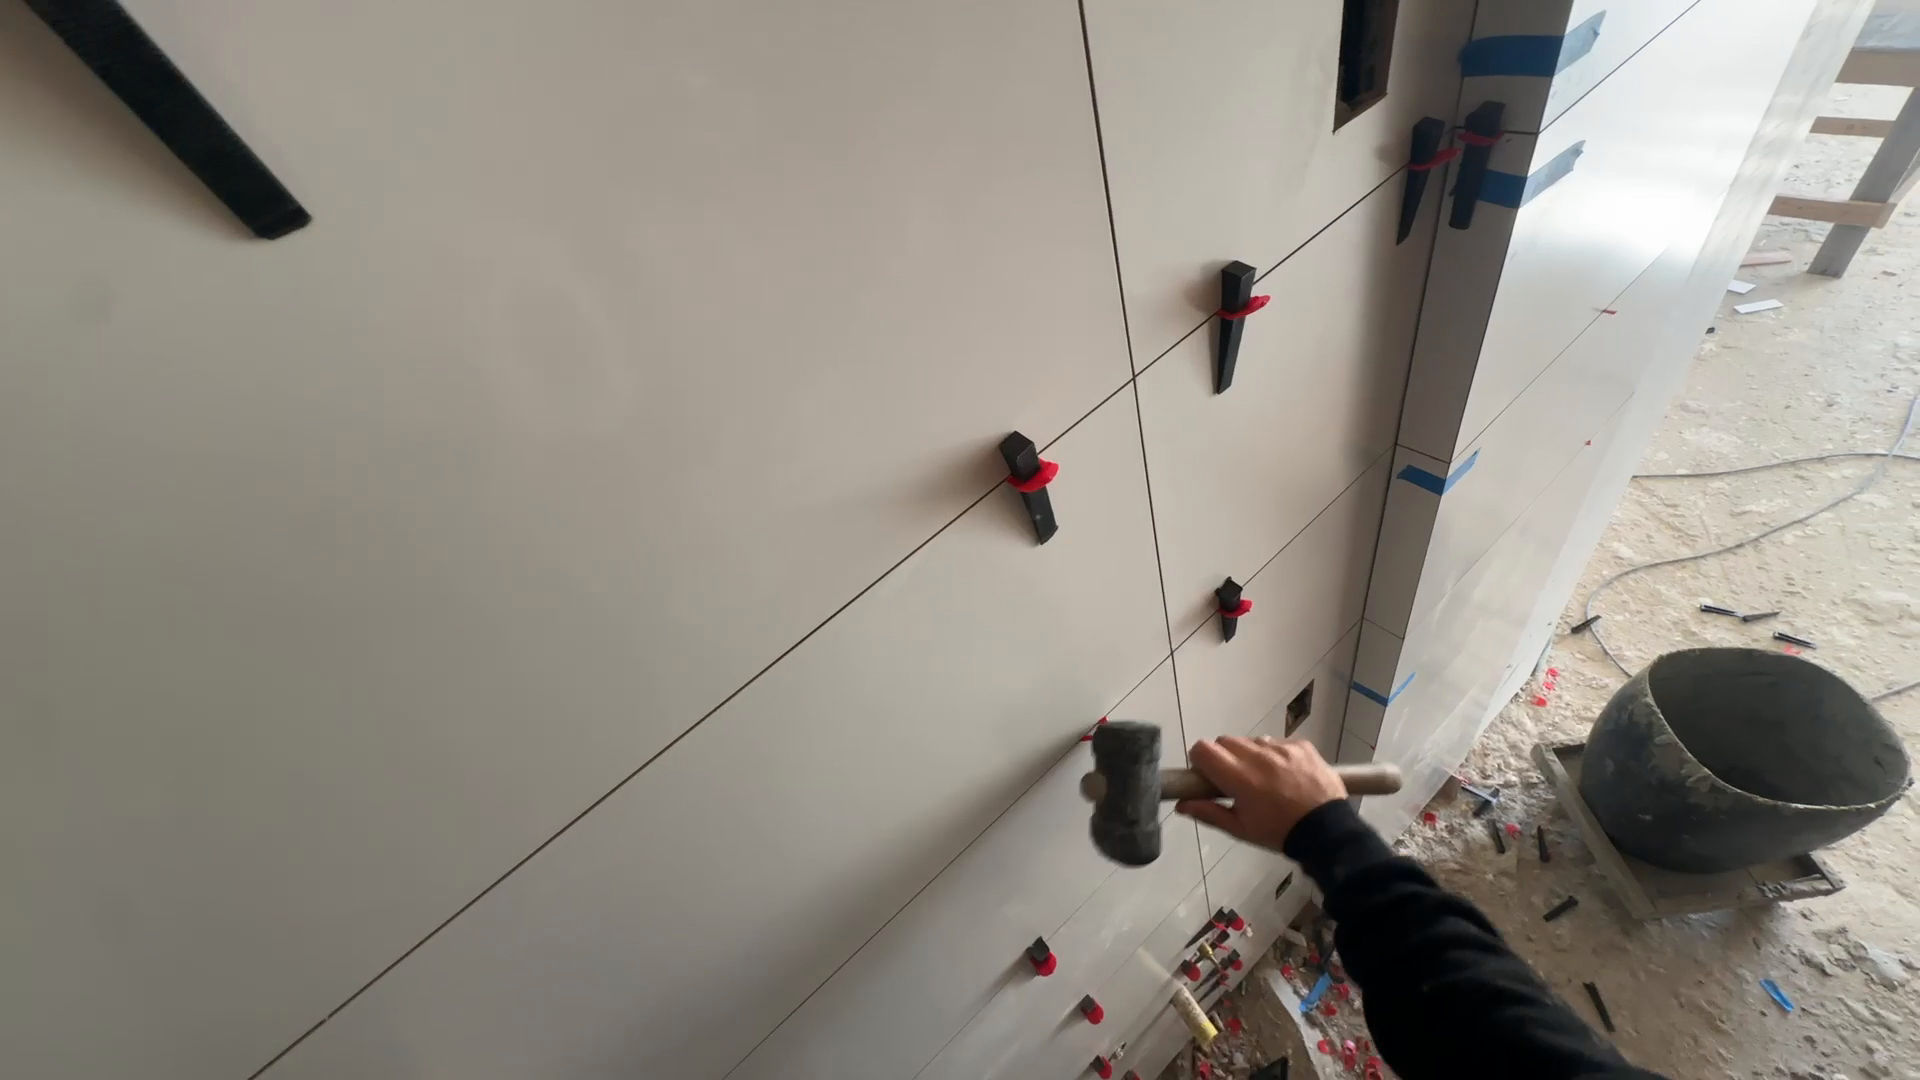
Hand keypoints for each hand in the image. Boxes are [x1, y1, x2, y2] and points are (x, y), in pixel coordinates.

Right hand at [1175, 736, 1347, 851]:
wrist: (1330, 833)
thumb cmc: (1279, 832)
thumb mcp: (1241, 829)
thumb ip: (1209, 813)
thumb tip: (1180, 804)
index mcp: (1239, 777)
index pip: (1203, 749)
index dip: (1201, 760)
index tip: (1208, 775)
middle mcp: (1258, 756)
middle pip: (1225, 741)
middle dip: (1225, 757)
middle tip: (1236, 779)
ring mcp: (1281, 748)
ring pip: (1252, 741)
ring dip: (1251, 755)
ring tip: (1265, 778)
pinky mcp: (1301, 745)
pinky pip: (1278, 742)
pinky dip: (1276, 755)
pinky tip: (1286, 775)